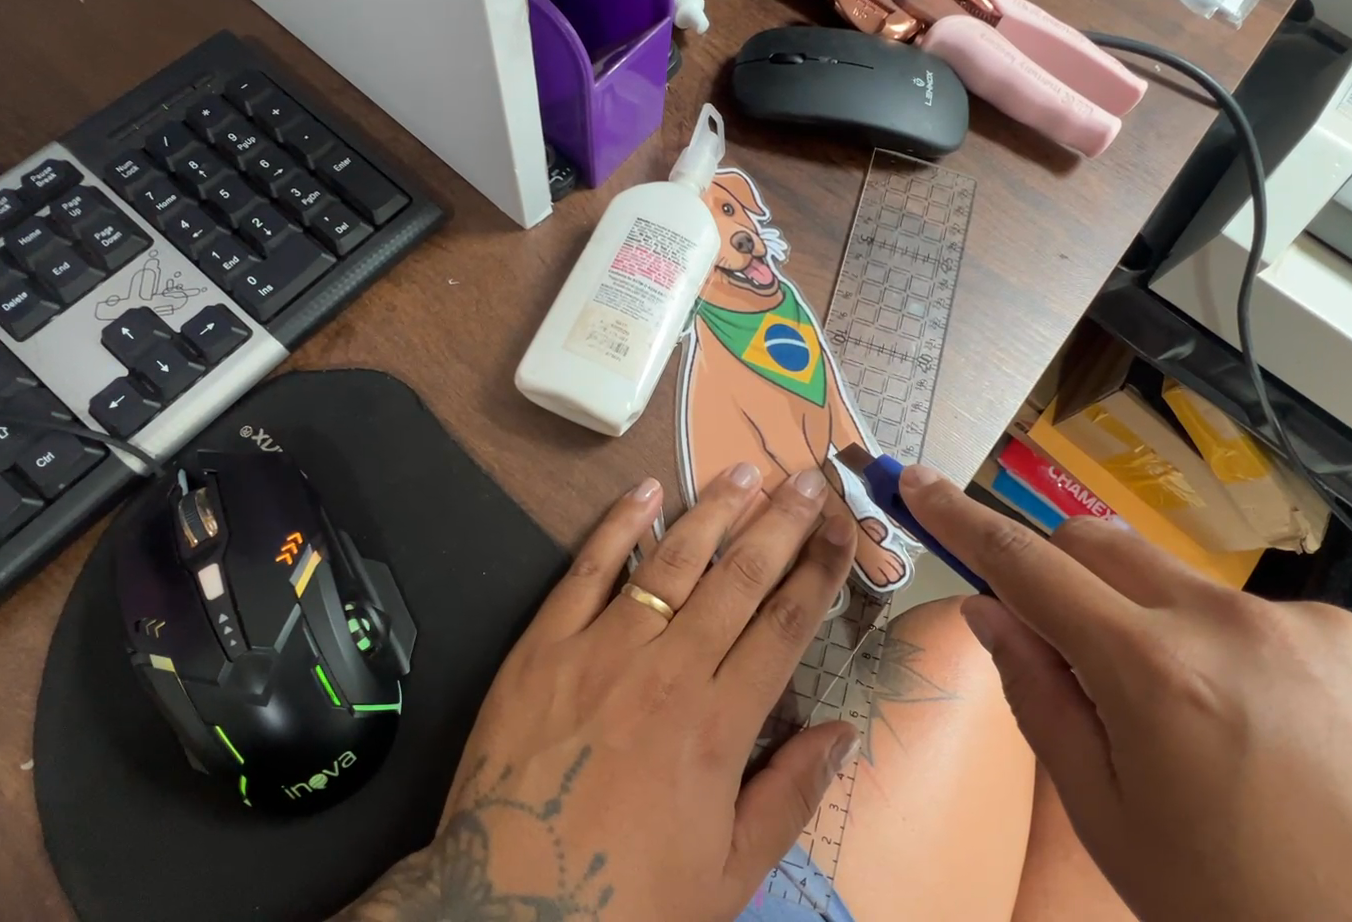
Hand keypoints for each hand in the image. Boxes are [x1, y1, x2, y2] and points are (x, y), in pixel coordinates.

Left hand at [347, 463, 857, 920]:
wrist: (507, 905)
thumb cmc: (629, 896)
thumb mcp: (730, 872)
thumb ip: (790, 795)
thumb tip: (843, 732)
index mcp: (720, 723)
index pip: (785, 625)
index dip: (819, 570)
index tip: (841, 528)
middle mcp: (669, 670)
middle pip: (738, 578)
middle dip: (780, 524)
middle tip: (807, 480)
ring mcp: (602, 648)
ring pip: (671, 562)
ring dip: (712, 512)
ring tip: (743, 473)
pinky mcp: (544, 644)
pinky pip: (587, 570)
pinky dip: (618, 526)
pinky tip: (644, 491)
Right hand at [898, 466, 1351, 921]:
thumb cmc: (1243, 915)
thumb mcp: (1109, 820)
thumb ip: (1038, 698)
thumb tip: (990, 614)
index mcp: (1154, 671)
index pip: (1025, 565)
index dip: (960, 519)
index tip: (917, 482)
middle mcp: (1232, 623)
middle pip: (1100, 546)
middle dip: (1058, 572)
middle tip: (1064, 646)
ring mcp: (1316, 628)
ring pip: (1183, 586)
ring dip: (1153, 623)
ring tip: (1199, 727)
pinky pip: (1265, 621)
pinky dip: (1233, 651)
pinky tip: (1278, 736)